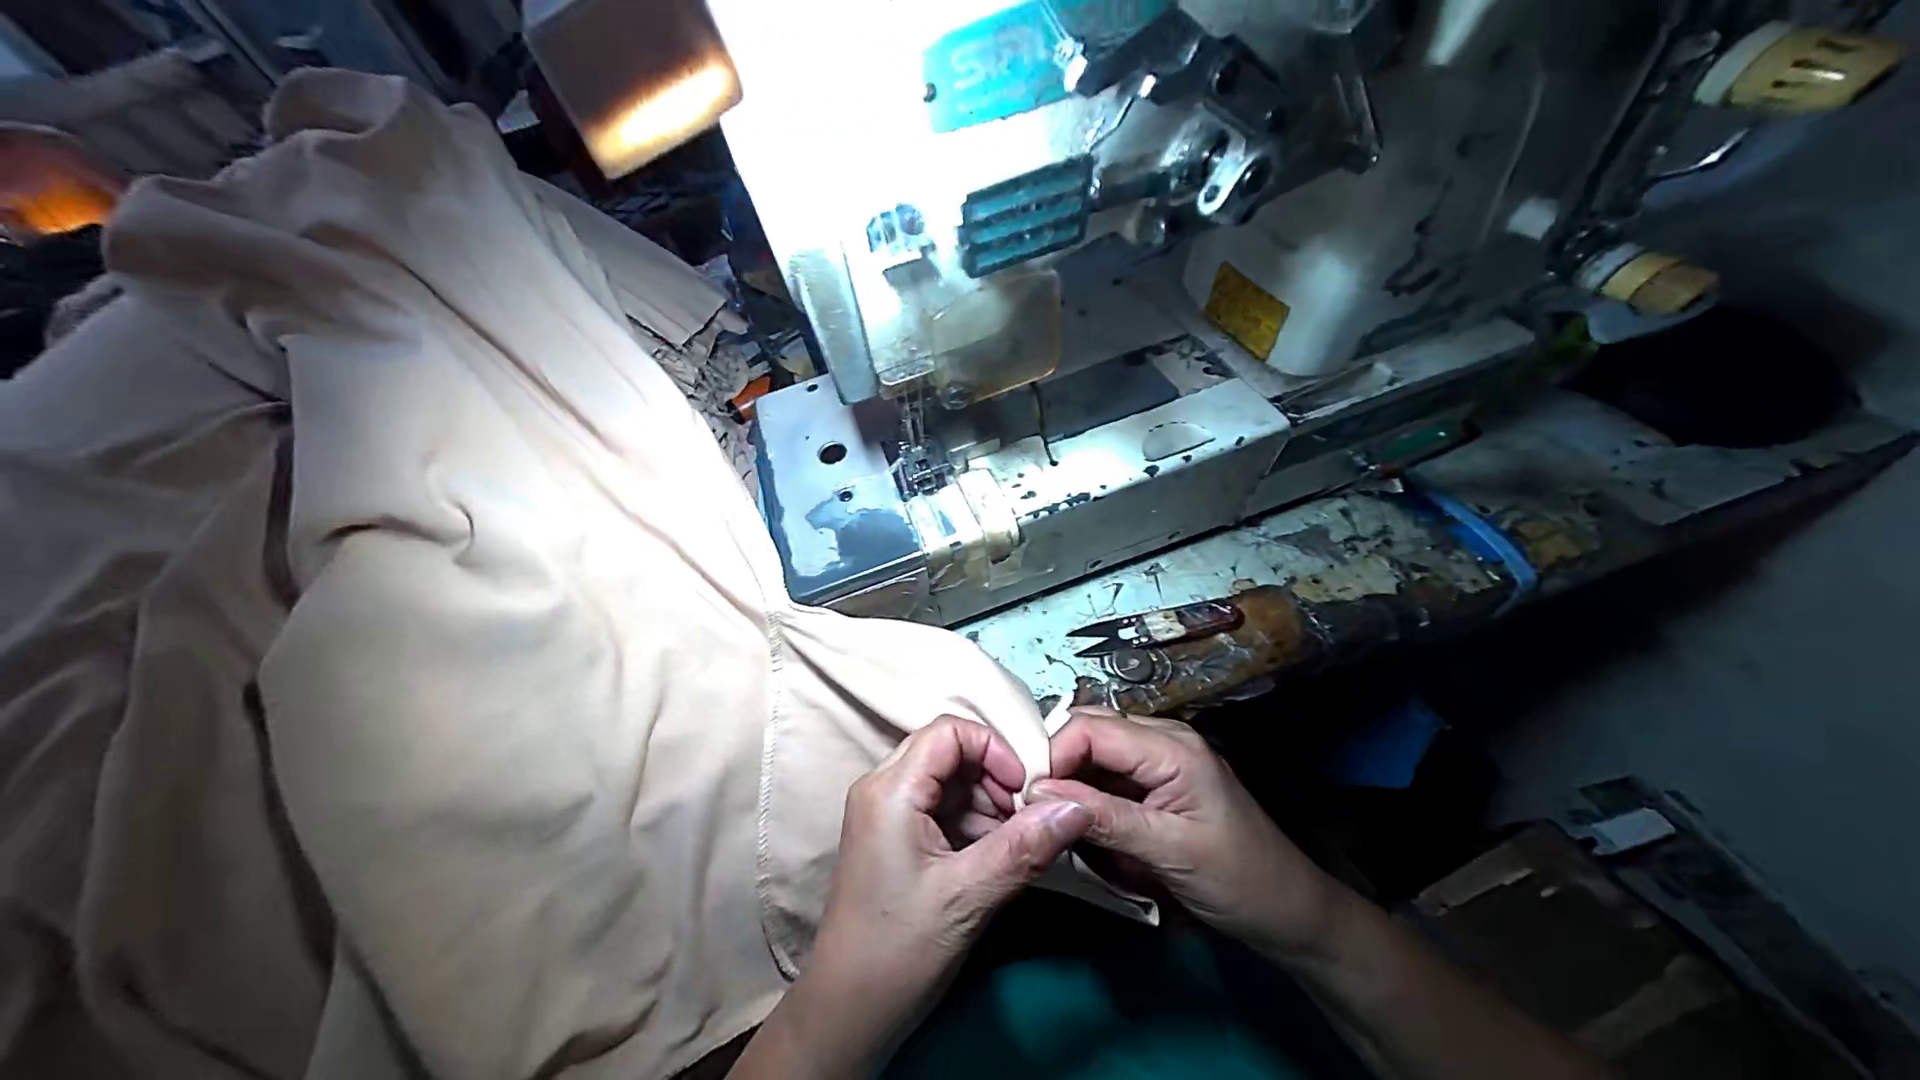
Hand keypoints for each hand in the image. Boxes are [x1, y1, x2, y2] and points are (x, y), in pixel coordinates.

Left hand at [744, 716, 1091, 1076]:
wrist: (849, 1012)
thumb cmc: (899, 950)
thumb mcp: (969, 895)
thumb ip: (1024, 846)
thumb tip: (1076, 808)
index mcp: (890, 790)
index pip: (948, 731)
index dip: (994, 748)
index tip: (1025, 788)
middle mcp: (882, 788)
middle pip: (949, 752)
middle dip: (994, 777)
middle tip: (1026, 818)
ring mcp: (886, 811)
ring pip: (949, 780)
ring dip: (988, 803)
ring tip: (1016, 842)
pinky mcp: (895, 835)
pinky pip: (942, 807)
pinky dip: (974, 822)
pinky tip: (996, 855)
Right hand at [1028, 708, 1344, 960]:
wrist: (1290, 911)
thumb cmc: (1238, 880)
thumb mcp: (1168, 851)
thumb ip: (1104, 818)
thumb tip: (1039, 794)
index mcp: (1171, 746)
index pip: (1091, 728)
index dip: (1052, 755)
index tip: (1027, 797)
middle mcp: (1163, 738)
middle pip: (1089, 729)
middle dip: (1055, 762)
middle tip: (1031, 805)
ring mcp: (1160, 757)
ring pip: (1095, 749)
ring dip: (1069, 777)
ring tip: (1048, 813)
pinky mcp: (1157, 779)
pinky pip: (1108, 771)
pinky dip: (1086, 791)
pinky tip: (1075, 817)